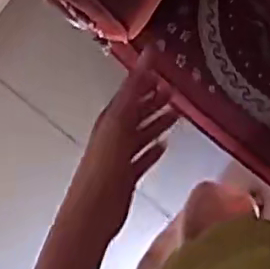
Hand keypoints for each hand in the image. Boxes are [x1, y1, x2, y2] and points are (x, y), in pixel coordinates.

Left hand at [58, 49, 177, 245]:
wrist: (92, 214)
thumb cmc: (104, 165)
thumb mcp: (120, 120)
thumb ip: (134, 88)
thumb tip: (147, 54)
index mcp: (111, 117)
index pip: (130, 89)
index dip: (145, 76)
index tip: (162, 64)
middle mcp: (115, 133)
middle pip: (137, 110)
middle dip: (154, 98)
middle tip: (174, 88)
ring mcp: (120, 155)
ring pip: (142, 132)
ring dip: (158, 121)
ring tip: (177, 112)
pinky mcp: (126, 176)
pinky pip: (143, 156)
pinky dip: (154, 148)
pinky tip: (165, 145)